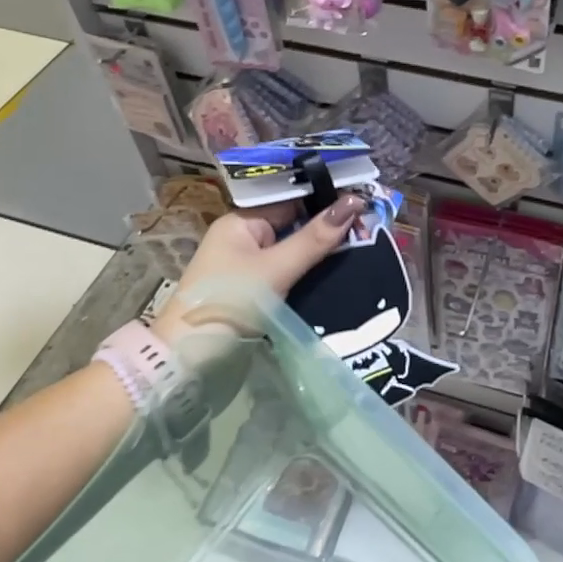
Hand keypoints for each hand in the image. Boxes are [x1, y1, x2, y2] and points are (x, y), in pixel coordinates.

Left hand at [147, 196, 365, 353]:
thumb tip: (354, 201)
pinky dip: (310, 274)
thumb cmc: (230, 303)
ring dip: (321, 253)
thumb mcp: (276, 268)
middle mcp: (243, 240)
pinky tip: (339, 274)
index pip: (291, 201)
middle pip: (293, 225)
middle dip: (327, 229)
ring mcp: (247, 268)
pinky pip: (289, 273)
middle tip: (370, 230)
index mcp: (241, 222)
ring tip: (364, 249)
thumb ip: (315, 238)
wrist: (191, 361)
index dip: (325, 202)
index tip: (364, 205)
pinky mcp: (254, 293)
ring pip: (293, 251)